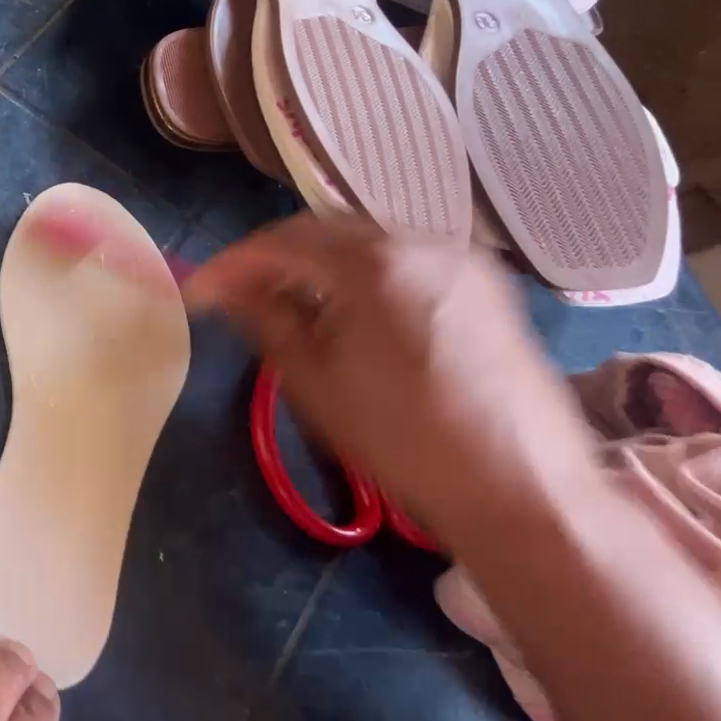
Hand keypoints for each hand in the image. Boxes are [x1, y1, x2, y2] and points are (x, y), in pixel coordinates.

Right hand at [178, 213, 597, 539]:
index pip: (278, 242)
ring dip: (313, 262)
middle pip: (321, 230)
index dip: (229, 265)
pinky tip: (341, 307)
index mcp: (372, 264)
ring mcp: (460, 261)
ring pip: (362, 240)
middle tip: (233, 291)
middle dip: (269, 257)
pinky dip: (357, 271)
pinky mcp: (484, 285)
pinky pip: (400, 258)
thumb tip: (222, 287)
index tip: (196, 291)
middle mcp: (420, 244)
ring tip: (282, 299)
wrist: (523, 490)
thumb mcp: (311, 378)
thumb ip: (262, 316)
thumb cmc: (401, 436)